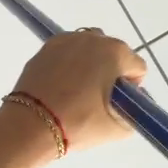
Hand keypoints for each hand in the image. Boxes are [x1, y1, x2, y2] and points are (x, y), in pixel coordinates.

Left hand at [8, 28, 148, 154]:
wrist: (30, 124)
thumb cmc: (78, 123)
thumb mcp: (117, 128)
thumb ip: (134, 114)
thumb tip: (128, 105)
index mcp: (114, 52)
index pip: (136, 67)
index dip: (131, 88)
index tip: (118, 103)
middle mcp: (91, 39)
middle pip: (113, 54)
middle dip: (111, 72)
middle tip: (98, 98)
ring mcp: (65, 40)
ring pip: (88, 50)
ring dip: (90, 64)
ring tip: (79, 90)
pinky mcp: (44, 48)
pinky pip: (66, 52)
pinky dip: (69, 64)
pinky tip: (61, 85)